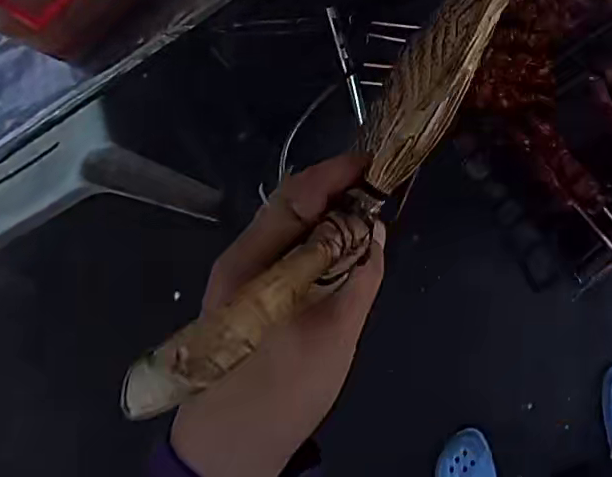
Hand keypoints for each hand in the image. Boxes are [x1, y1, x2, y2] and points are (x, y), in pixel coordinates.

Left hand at [170, 154, 385, 476]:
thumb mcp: (334, 335)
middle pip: (295, 201)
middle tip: (385, 183)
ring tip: (374, 205)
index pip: (297, 196)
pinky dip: (325, 232)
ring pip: (295, 221)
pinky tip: (349, 241)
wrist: (227, 454)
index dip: (339, 172)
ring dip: (335, 208)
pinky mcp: (255, 289)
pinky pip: (293, 243)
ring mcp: (245, 274)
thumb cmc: (279, 395)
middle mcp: (243, 258)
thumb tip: (378, 227)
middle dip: (341, 185)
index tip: (379, 163)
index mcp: (250, 265)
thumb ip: (360, 276)